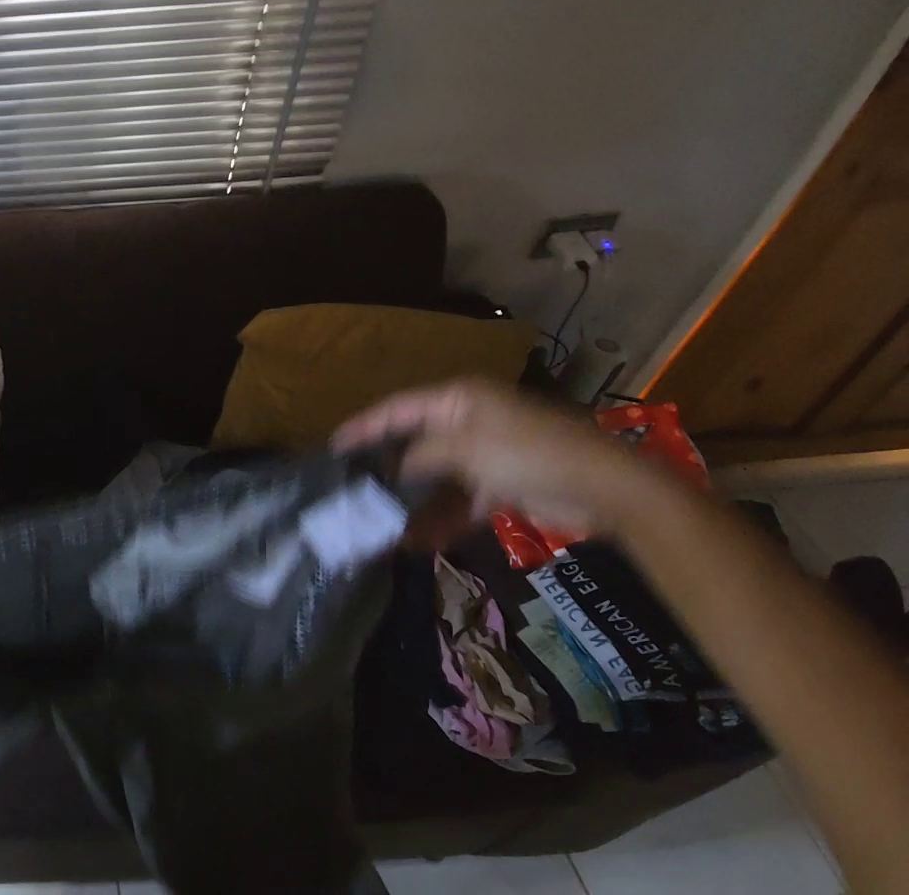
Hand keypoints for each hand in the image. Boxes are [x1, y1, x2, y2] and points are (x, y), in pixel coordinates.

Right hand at [333, 378, 676, 538]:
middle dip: (386, 471)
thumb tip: (393, 469)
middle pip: (414, 445)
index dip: (364, 426)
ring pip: (435, 480)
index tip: (333, 446)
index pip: (397, 408)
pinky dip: (442, 520)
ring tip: (382, 529)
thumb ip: (420, 455)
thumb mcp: (465, 448)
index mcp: (458, 400)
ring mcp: (486, 455)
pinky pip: (459, 501)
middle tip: (353, 491)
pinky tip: (418, 542)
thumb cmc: (529, 453)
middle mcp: (468, 422)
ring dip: (412, 505)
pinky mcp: (501, 485)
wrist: (608, 489)